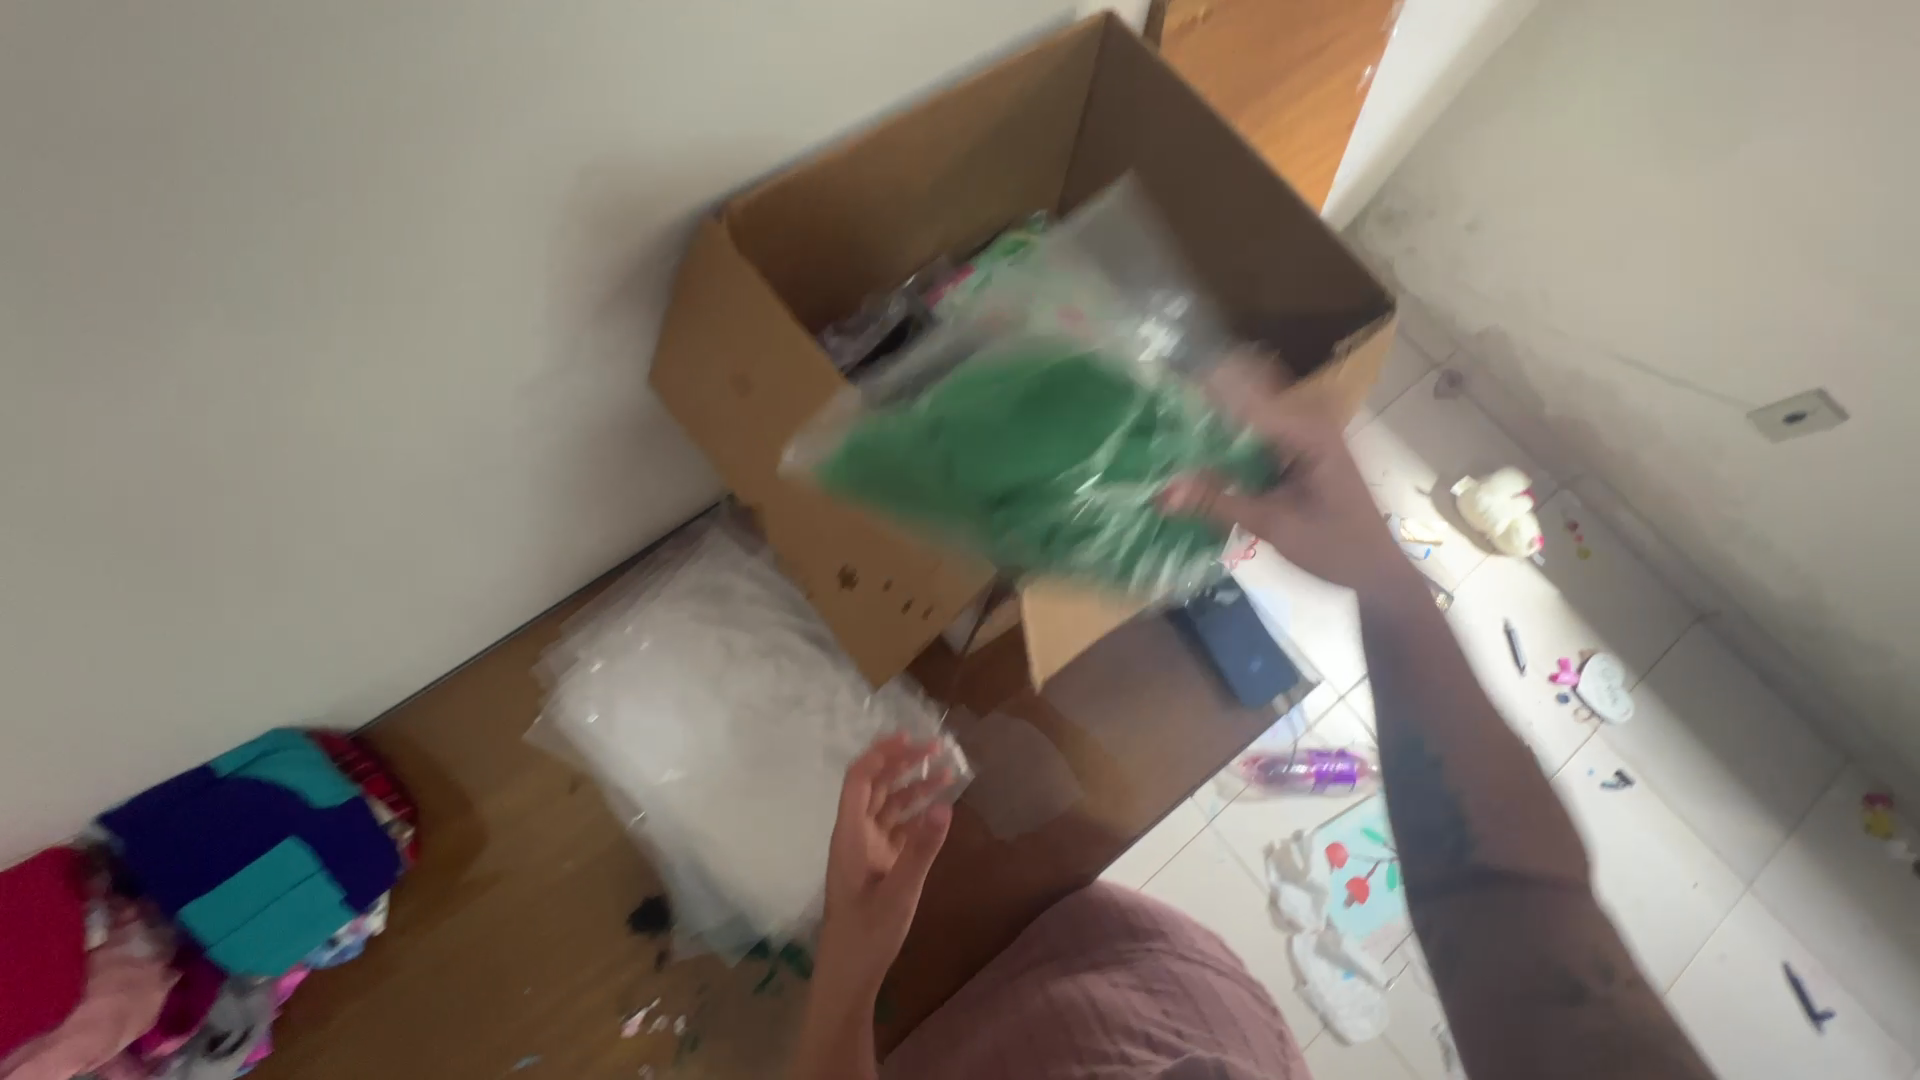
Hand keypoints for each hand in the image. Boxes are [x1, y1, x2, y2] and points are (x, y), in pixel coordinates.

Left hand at [816, 735, 953, 995]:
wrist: (849, 976)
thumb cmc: (867, 934)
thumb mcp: (899, 892)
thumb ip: (922, 848)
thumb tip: (946, 806)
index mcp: (850, 834)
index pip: (860, 779)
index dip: (881, 754)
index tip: (908, 736)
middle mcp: (856, 834)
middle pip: (876, 786)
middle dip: (903, 763)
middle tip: (936, 747)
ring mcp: (868, 849)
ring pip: (889, 805)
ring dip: (914, 786)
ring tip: (947, 770)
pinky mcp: (880, 864)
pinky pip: (898, 827)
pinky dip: (917, 813)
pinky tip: (939, 806)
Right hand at [1162, 362, 1408, 595]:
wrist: (1378, 572)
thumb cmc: (1336, 547)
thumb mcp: (1273, 525)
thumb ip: (1217, 502)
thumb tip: (1161, 492)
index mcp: (1307, 431)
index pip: (1245, 395)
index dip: (1204, 385)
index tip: (1163, 378)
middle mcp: (1307, 421)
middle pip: (1245, 393)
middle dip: (1203, 395)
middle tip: (1156, 400)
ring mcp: (1303, 435)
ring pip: (1247, 411)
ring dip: (1211, 417)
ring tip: (1164, 420)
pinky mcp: (1297, 451)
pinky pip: (1254, 433)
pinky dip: (1225, 438)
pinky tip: (1193, 449)